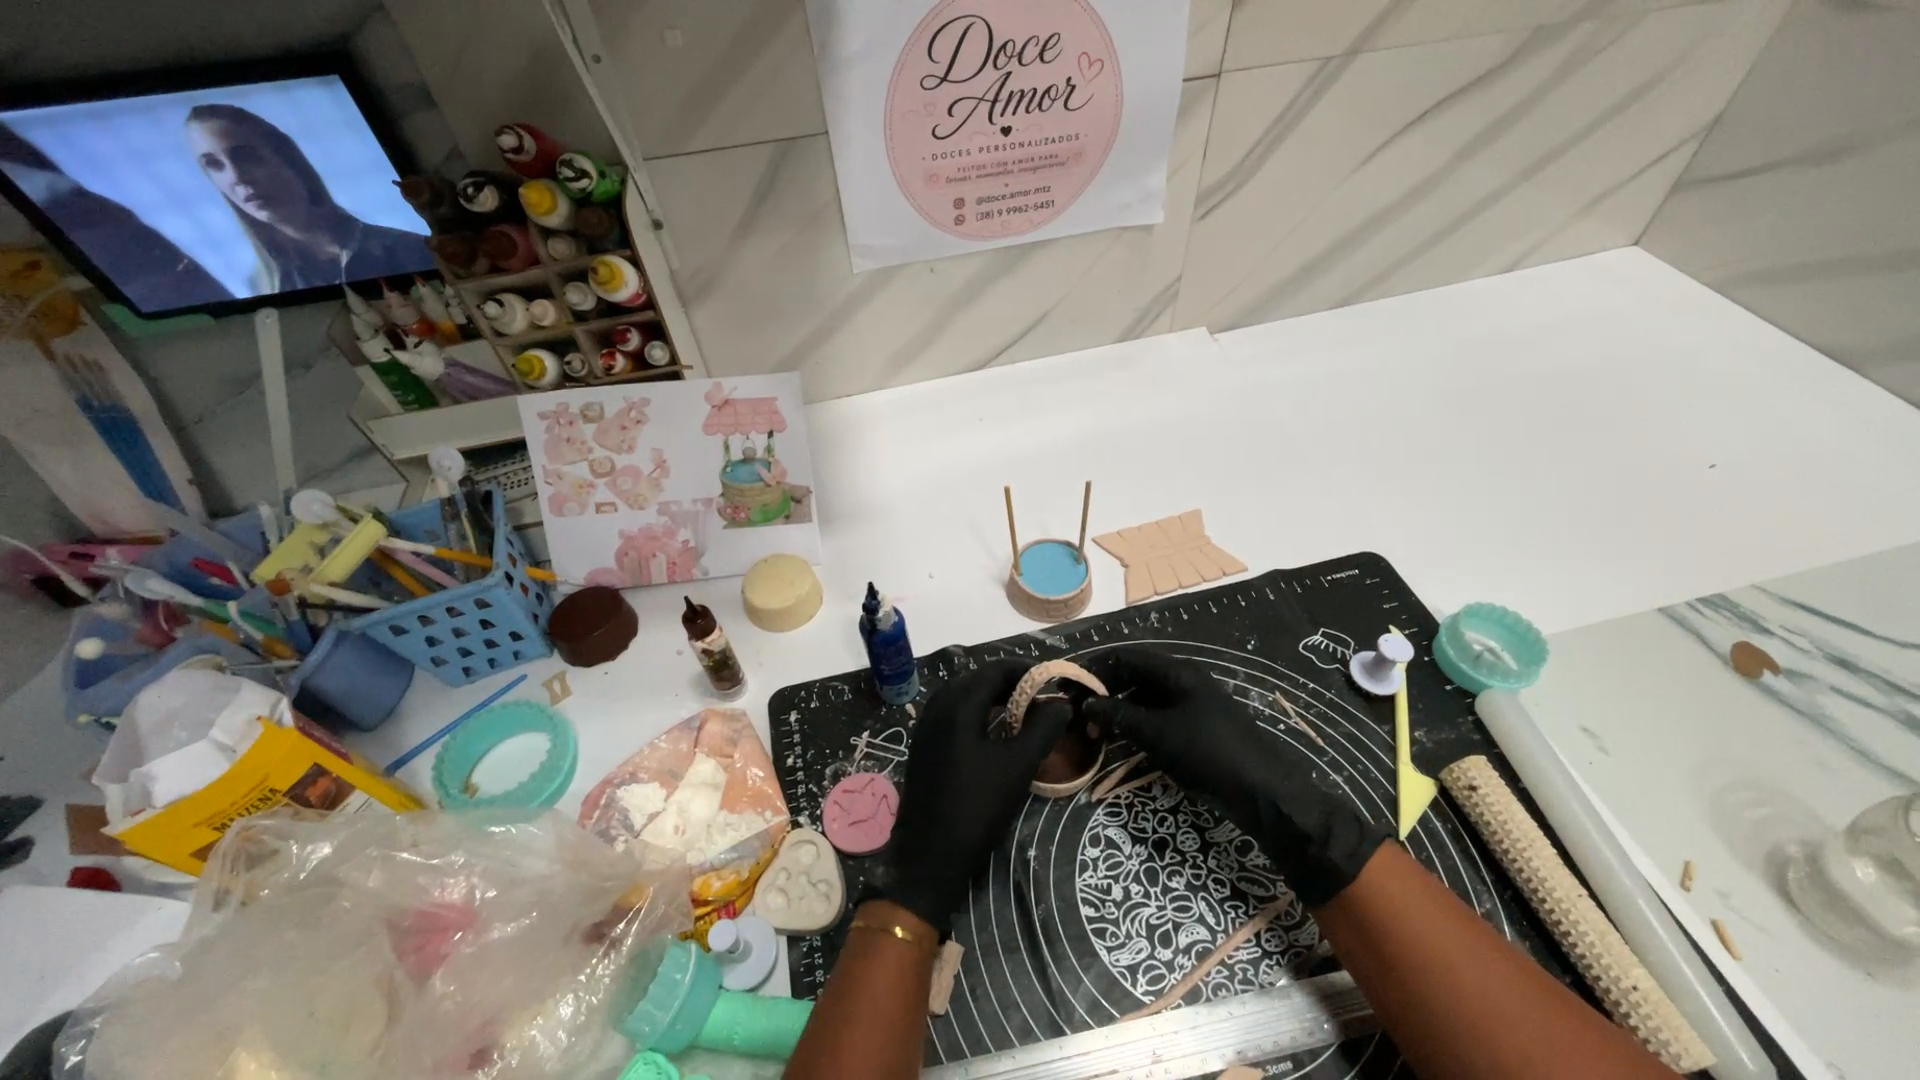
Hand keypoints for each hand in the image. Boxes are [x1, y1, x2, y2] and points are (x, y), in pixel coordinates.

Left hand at [880, 659, 1073, 933]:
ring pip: (961, 695)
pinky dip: (974, 711)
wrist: (930, 854)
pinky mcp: (922, 746)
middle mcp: (937, 708)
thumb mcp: (1018, 766)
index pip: (995, 670)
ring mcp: (925, 727)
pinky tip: (991, 732)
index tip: (1051, 681)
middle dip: (1008, 682)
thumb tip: (1062, 703)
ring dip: (990, 696)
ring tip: (1019, 711)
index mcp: (958, 706)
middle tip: (1038, 696)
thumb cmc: (978, 806)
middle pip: (976, 678)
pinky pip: (950, 713)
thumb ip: (1043, 728)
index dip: (1025, 670)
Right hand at [1083, 648, 1390, 906]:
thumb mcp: (1158, 733)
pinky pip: (1156, 719)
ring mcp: (1191, 706)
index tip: (1068, 684)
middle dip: (1104, 691)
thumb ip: (1119, 715)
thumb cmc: (1208, 753)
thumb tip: (1086, 702)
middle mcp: (1184, 682)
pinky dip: (1134, 728)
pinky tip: (1118, 745)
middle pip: (1134, 676)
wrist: (1261, 791)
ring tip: (1092, 731)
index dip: (1095, 667)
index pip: (1126, 656)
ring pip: (1144, 700)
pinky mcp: (1195, 730)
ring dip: (1117, 712)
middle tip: (1076, 710)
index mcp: (1178, 672)